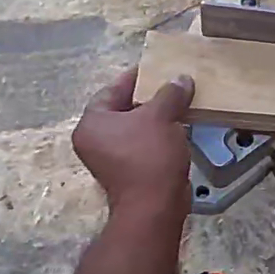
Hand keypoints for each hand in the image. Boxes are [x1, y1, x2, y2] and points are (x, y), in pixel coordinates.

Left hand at [72, 68, 194, 215]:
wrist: (154, 205)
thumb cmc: (149, 155)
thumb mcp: (160, 117)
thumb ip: (170, 94)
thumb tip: (182, 78)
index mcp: (92, 124)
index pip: (111, 90)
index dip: (134, 77)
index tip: (154, 67)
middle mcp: (96, 140)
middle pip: (123, 109)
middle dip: (149, 97)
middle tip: (171, 84)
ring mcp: (112, 158)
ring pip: (136, 128)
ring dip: (157, 116)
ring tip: (180, 102)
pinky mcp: (130, 171)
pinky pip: (145, 144)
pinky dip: (160, 134)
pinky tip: (180, 126)